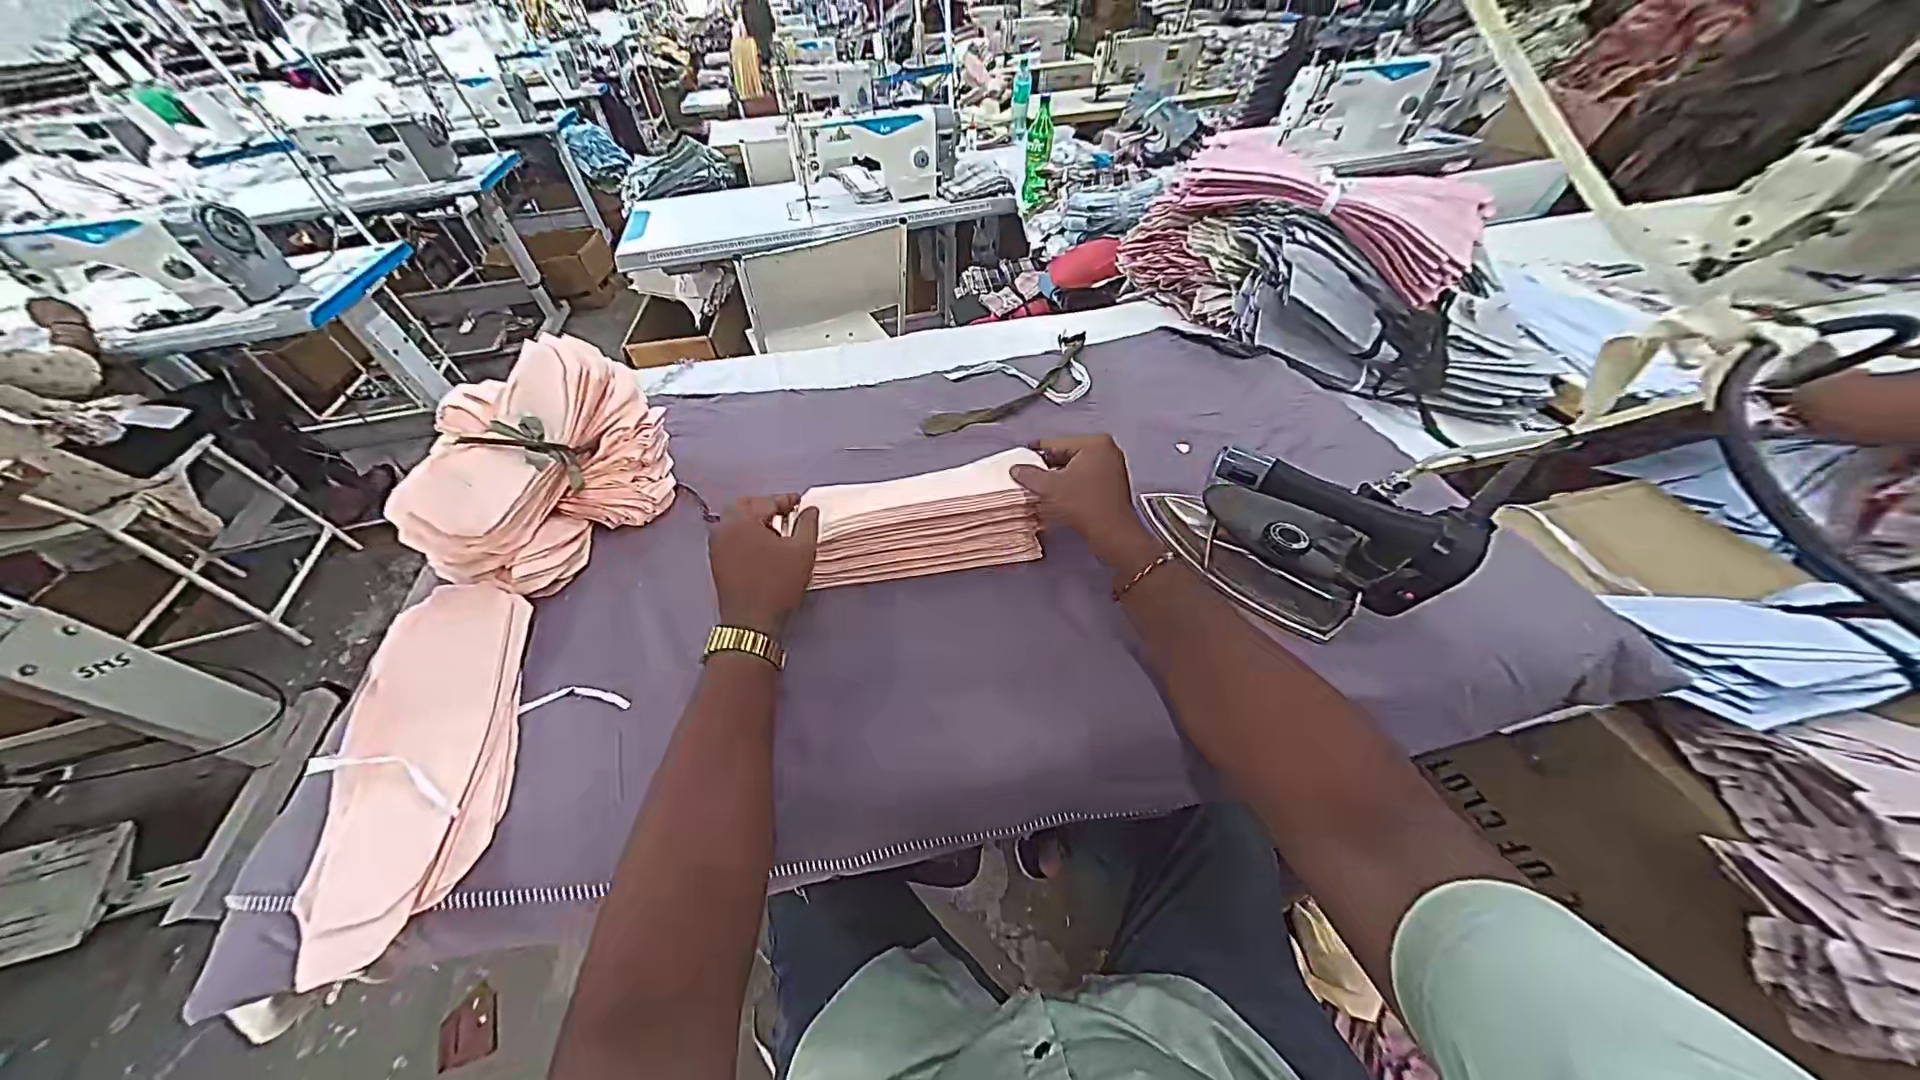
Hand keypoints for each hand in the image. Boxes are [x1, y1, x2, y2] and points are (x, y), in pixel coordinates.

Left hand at [709, 495, 818, 635]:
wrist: (752, 621)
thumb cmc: (779, 583)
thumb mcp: (803, 550)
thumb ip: (807, 523)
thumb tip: (809, 509)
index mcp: (742, 520)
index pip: (766, 501)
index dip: (787, 500)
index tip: (801, 503)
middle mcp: (724, 528)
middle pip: (745, 506)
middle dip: (766, 506)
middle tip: (787, 513)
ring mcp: (716, 545)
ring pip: (736, 521)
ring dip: (755, 519)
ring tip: (777, 530)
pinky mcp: (716, 560)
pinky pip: (732, 536)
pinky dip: (747, 533)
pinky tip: (764, 546)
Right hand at [1009, 435, 1160, 570]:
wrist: (1112, 533)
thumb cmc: (1085, 505)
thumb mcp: (1050, 487)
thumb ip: (1029, 475)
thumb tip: (1017, 469)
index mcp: (1095, 443)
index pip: (1056, 443)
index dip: (1035, 452)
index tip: (1021, 457)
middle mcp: (1107, 451)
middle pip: (1067, 455)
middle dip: (1046, 466)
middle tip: (1028, 475)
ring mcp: (1112, 468)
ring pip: (1075, 469)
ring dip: (1058, 477)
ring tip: (1040, 487)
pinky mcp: (1112, 486)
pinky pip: (1085, 479)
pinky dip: (1071, 485)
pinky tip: (1058, 496)